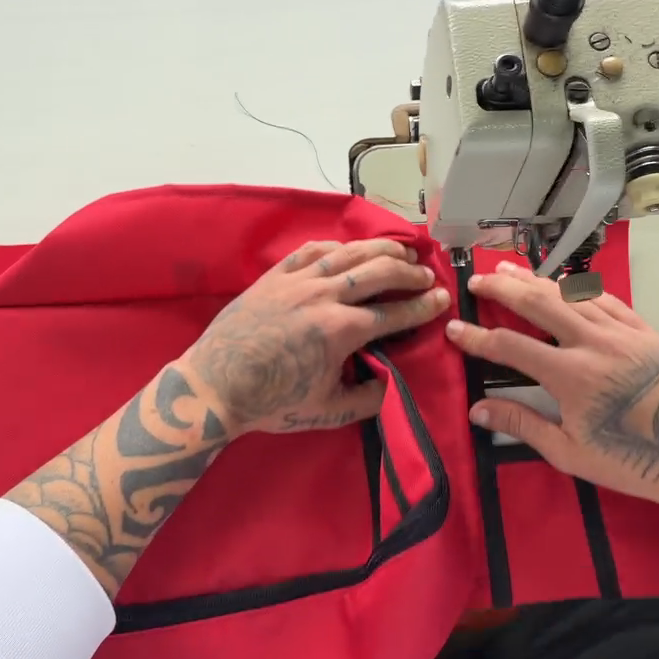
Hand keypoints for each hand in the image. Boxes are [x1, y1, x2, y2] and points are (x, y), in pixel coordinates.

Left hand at [180, 238, 451, 436]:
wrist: (216, 385)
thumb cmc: (271, 402)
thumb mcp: (328, 412)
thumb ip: (368, 399)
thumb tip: (392, 385)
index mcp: (341, 330)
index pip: (395, 312)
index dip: (424, 305)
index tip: (442, 298)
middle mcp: (324, 296)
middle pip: (379, 271)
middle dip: (410, 271)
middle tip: (426, 275)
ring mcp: (297, 281)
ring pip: (349, 253)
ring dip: (381, 249)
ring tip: (401, 250)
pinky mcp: (274, 275)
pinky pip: (312, 250)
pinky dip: (338, 246)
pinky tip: (350, 249)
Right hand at [444, 260, 658, 513]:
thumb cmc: (633, 462)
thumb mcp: (570, 453)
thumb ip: (523, 425)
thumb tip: (477, 410)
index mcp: (572, 377)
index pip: (510, 347)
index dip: (476, 337)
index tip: (453, 329)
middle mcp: (595, 344)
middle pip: (539, 303)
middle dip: (503, 289)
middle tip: (478, 280)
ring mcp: (624, 333)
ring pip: (572, 294)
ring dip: (537, 280)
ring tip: (510, 271)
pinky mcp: (647, 331)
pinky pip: (607, 299)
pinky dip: (579, 287)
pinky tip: (563, 282)